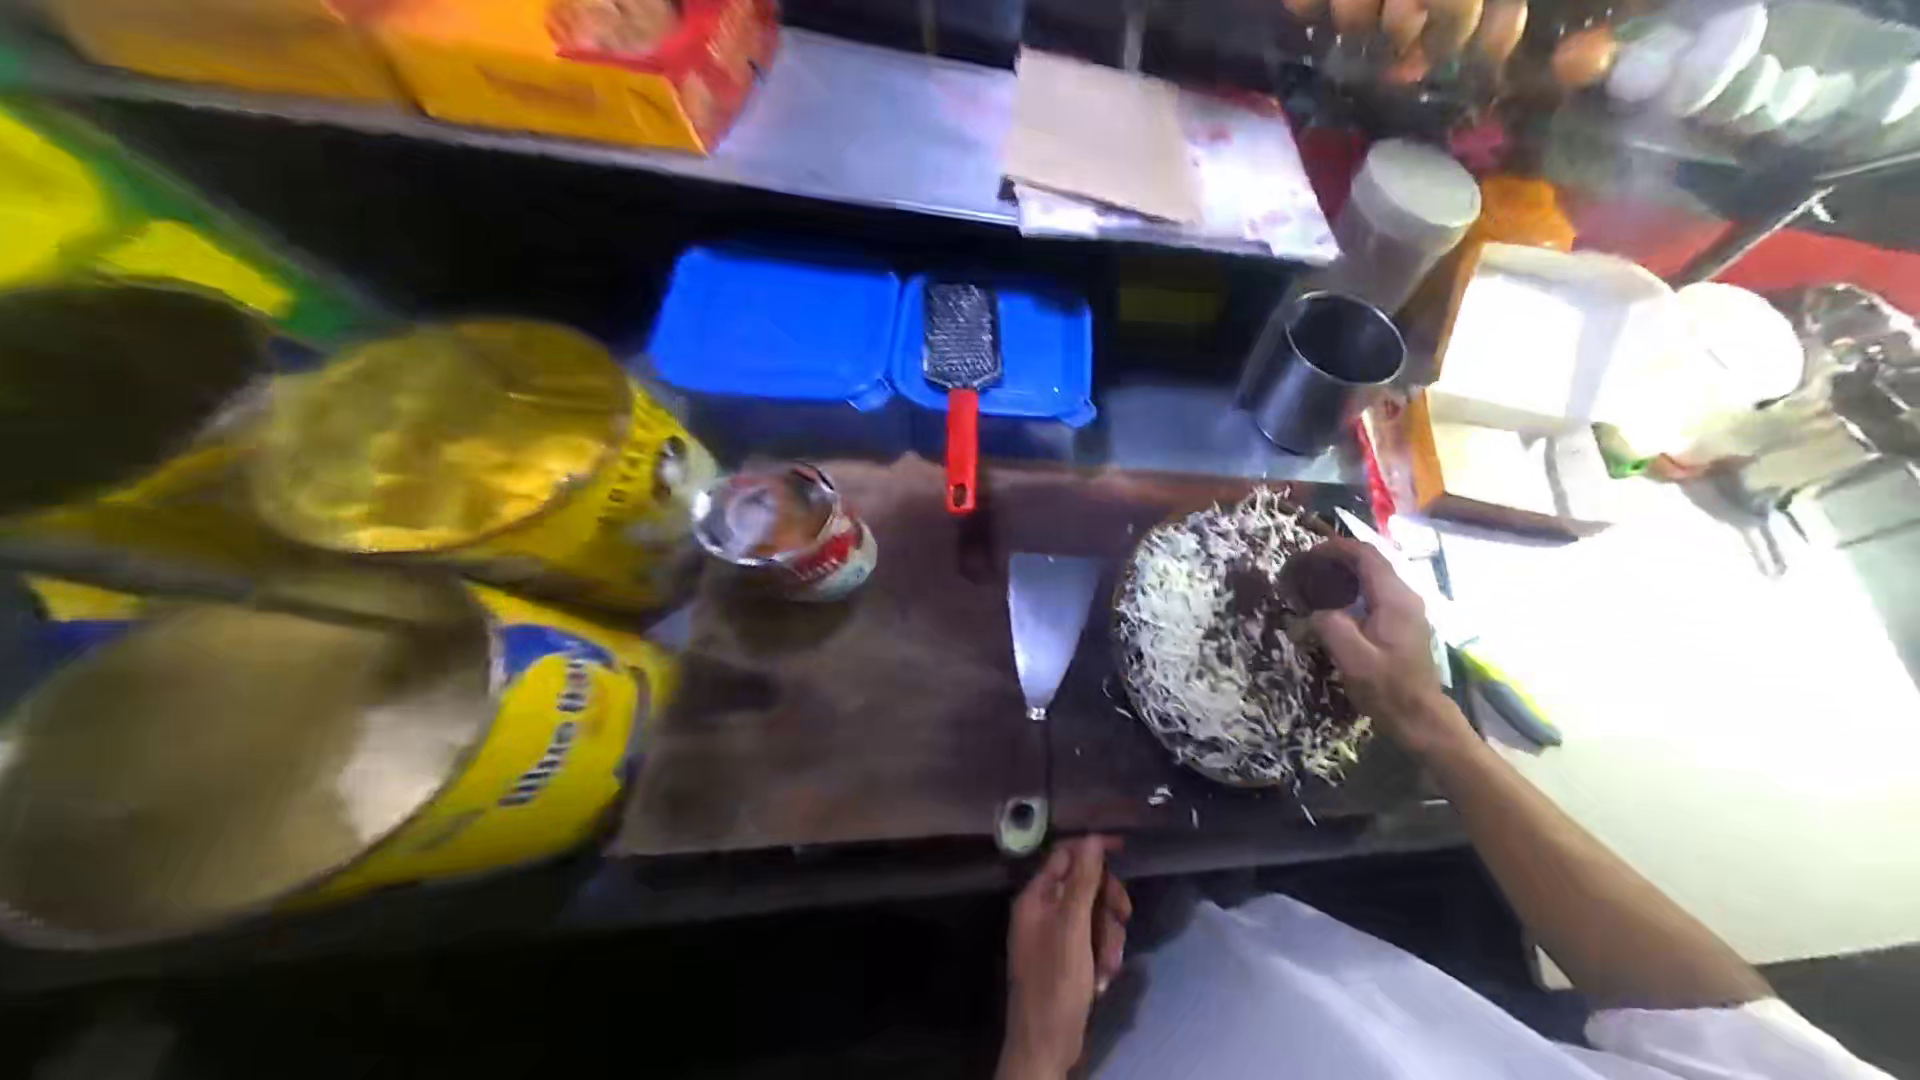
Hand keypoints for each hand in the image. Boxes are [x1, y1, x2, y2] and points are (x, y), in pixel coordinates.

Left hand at [998, 836, 1130, 1079]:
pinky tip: (1102, 979)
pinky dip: (1102, 956)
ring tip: (1108, 966)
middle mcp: (1042, 910)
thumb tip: (1092, 838)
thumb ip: (1083, 882)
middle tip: (1123, 919)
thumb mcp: (1073, 929)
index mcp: (1036, 896)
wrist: (1045, 1047)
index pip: (1066, 855)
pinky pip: (1092, 941)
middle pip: (1084, 885)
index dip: (1094, 850)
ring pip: (1093, 915)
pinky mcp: (1067, 958)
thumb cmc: (1055, 983)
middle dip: (1107, 904)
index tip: (1125, 850)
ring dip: (1108, 937)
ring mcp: (1054, 935)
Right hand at [1309, 538, 1475, 759]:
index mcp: (1395, 599)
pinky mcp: (1401, 621)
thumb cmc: (1387, 689)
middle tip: (1304, 567)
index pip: (1366, 556)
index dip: (1335, 548)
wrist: (1420, 718)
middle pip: (1371, 560)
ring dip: (1343, 570)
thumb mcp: (1353, 659)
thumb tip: (1315, 612)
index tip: (1306, 554)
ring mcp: (1405, 609)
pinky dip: (1351, 585)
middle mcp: (1405, 596)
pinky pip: (1374, 590)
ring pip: (1373, 574)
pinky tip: (1332, 599)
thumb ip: (1330, 626)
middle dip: (1336, 557)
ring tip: (1313, 579)